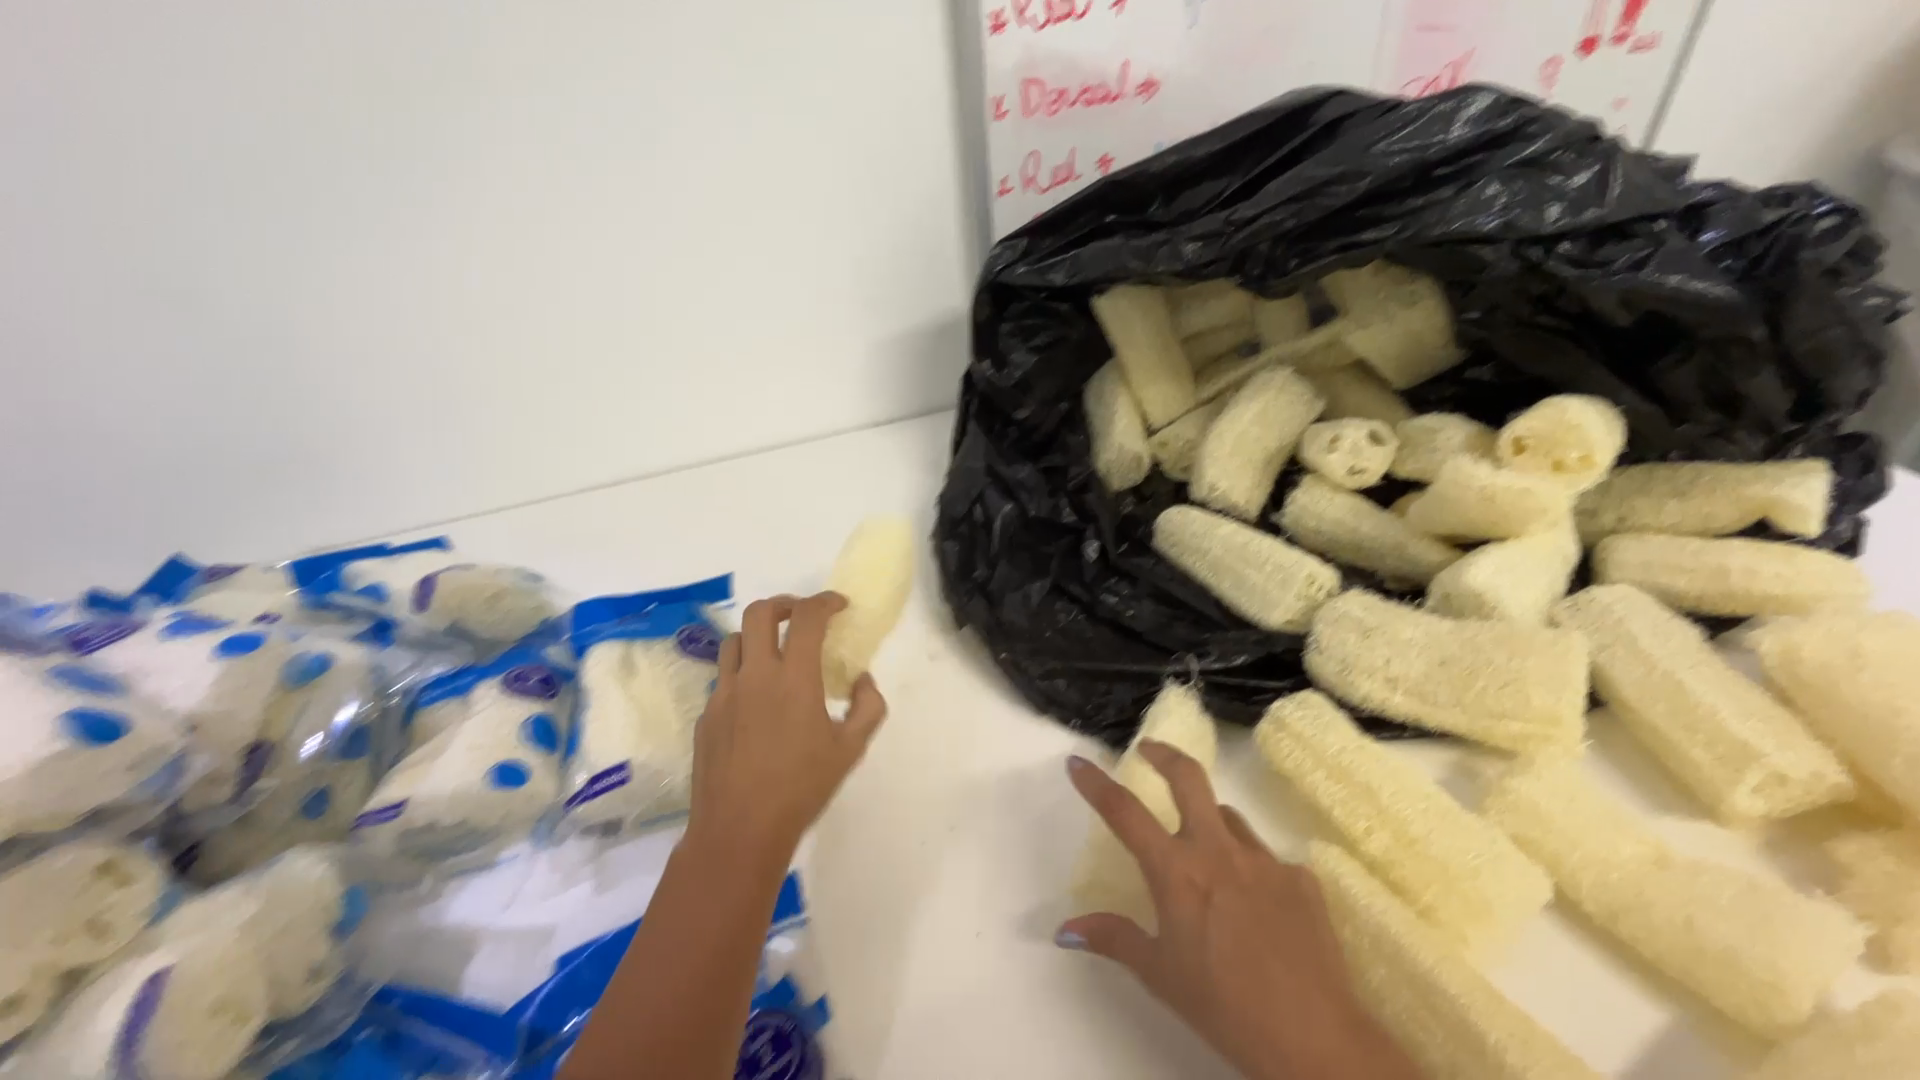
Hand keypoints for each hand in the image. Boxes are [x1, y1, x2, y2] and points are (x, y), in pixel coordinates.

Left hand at [687, 592, 887, 862]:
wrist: (739, 829)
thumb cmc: (802, 789)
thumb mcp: (851, 750)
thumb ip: (868, 707)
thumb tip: (862, 680)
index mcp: (794, 679)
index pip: (807, 618)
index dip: (825, 602)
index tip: (838, 606)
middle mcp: (754, 676)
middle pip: (759, 613)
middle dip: (784, 604)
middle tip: (802, 616)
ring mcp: (723, 694)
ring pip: (734, 641)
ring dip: (758, 636)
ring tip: (775, 653)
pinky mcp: (706, 716)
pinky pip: (723, 679)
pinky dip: (743, 674)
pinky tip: (757, 702)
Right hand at [1058, 743, 1421, 1079]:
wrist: (1313, 1036)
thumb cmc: (1222, 1006)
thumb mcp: (1159, 974)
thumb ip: (1114, 938)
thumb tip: (1065, 929)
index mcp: (1176, 872)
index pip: (1125, 813)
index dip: (1097, 784)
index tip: (1078, 762)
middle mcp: (1219, 851)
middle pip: (1189, 779)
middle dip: (1164, 754)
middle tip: (1148, 749)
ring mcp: (1265, 860)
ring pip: (1229, 818)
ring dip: (1209, 821)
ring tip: (1204, 855)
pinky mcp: (1302, 879)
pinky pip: (1266, 859)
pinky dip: (1250, 868)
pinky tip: (1255, 907)